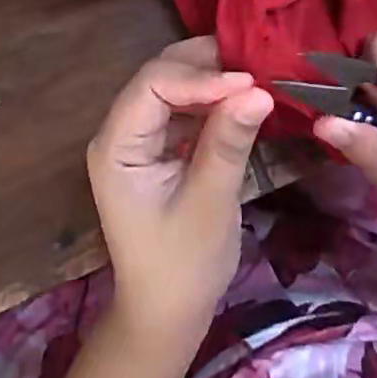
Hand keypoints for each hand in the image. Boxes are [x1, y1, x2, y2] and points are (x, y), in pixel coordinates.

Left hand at [86, 36, 273, 338]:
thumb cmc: (183, 266)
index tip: (248, 82)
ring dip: (211, 75)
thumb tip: (259, 90)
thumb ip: (229, 142)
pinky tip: (241, 96)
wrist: (168, 313)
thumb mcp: (210, 204)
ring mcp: (138, 135)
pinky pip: (184, 103)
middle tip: (255, 64)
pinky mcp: (158, 142)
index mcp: (117, 146)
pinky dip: (213, 95)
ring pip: (173, 82)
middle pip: (160, 75)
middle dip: (206, 65)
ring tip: (254, 74)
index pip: (153, 85)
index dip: (200, 77)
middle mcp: (120, 130)